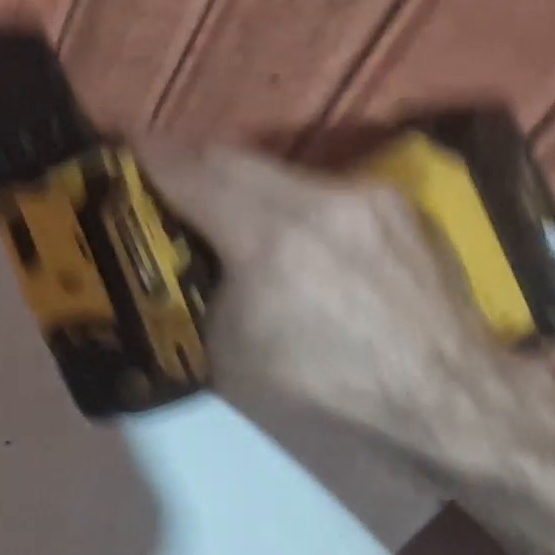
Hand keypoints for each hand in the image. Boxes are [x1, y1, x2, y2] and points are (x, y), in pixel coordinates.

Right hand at [134, 140, 554, 478]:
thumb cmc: (317, 391)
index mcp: (271, 239)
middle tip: (139, 180)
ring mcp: (369, 198)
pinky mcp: (395, 209)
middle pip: (230, 158)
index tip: (109, 151)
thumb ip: (187, 293)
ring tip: (195, 207)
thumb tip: (157, 271)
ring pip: (273, 170)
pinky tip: (259, 231)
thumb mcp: (220, 351)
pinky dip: (270, 198)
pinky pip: (311, 188)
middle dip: (178, 163)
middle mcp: (324, 200)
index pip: (191, 175)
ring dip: (225, 181)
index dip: (143, 159)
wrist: (445, 403)